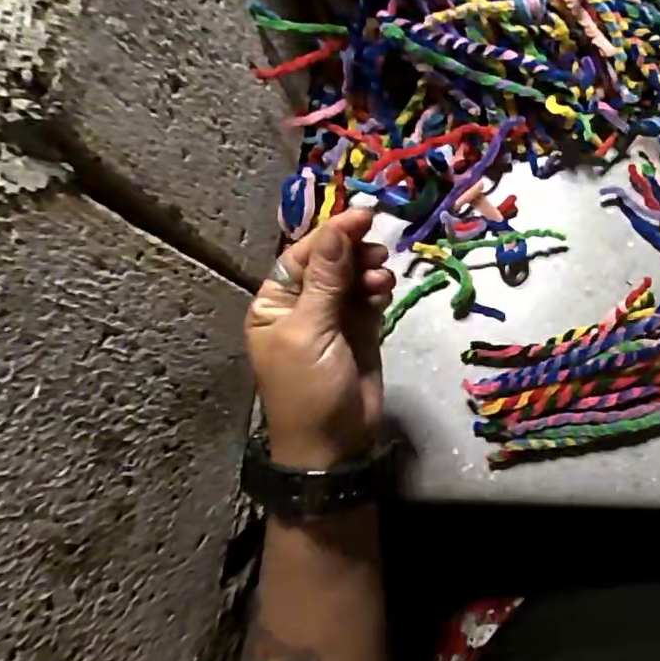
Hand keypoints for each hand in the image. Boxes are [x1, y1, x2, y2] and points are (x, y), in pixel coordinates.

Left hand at [246, 209, 395, 468]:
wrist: (334, 444)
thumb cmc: (309, 389)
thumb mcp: (311, 331)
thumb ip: (326, 279)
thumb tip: (336, 229)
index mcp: (275, 303)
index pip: (302, 255)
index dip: (331, 234)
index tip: (363, 216)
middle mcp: (302, 305)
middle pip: (330, 262)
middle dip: (353, 253)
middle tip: (377, 252)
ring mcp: (332, 318)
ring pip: (352, 278)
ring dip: (369, 272)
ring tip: (382, 280)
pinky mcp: (360, 330)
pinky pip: (368, 297)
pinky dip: (378, 290)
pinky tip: (384, 292)